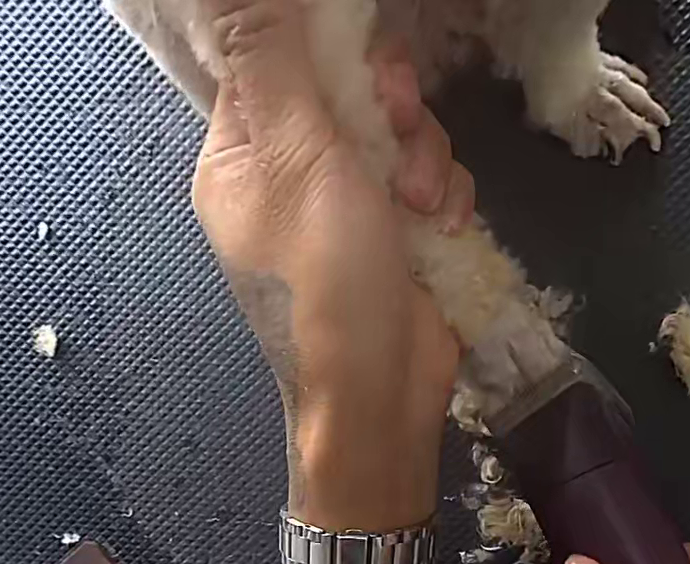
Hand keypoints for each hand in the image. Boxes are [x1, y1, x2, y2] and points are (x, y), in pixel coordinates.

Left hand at [193, 0, 473, 529]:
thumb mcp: (295, 161)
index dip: (323, 44)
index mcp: (244, 156)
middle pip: (350, 87)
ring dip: (425, 158)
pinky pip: (434, 179)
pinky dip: (445, 198)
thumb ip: (273, 58)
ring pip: (404, 131)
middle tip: (396, 130)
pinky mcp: (404, 235)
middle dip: (388, 105)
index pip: (273, 57)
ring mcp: (356, 208)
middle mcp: (297, 176)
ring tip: (420, 206)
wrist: (380, 393)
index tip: (361, 65)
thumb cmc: (326, 285)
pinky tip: (441, 228)